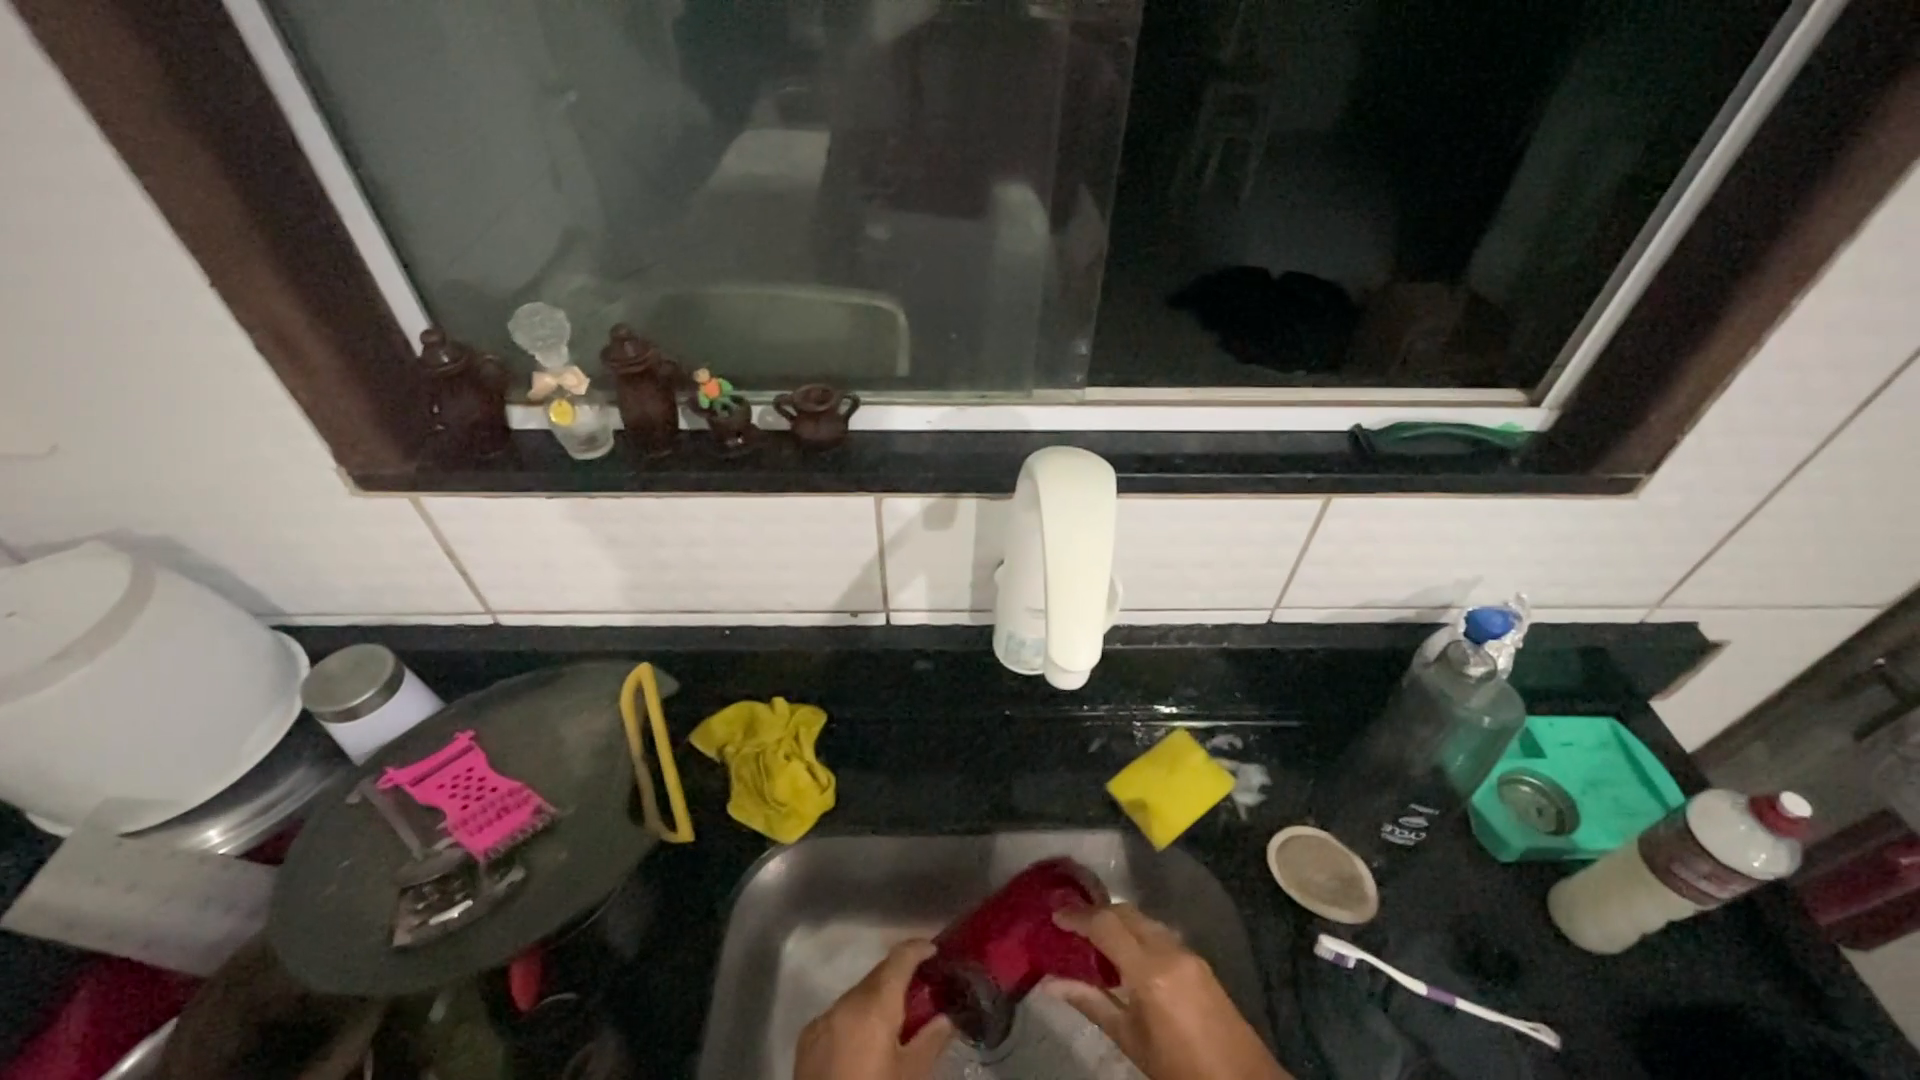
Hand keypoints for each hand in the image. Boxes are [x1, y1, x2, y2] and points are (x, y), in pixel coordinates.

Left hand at [795, 939, 955, 1079]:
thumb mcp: (912, 1074)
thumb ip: (931, 1039)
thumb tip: (946, 1018)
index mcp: (874, 1005)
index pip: (898, 959)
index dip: (917, 948)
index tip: (934, 949)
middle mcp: (845, 1003)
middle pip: (877, 976)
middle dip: (900, 976)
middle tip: (923, 990)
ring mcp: (822, 1019)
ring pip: (856, 996)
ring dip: (877, 999)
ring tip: (896, 1021)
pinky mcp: (807, 1038)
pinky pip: (838, 1016)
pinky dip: (855, 1018)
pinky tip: (865, 1042)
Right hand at [1045, 903, 1292, 1079]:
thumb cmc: (1179, 1068)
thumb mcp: (1130, 1040)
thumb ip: (1092, 1003)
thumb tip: (1052, 982)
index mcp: (1150, 971)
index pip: (1106, 926)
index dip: (1078, 916)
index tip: (1055, 914)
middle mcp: (1170, 951)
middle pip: (1127, 913)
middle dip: (1097, 912)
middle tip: (1069, 923)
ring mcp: (1189, 954)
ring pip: (1145, 921)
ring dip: (1118, 921)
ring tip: (1092, 939)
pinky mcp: (1201, 963)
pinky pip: (1161, 935)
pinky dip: (1137, 935)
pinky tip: (1125, 955)